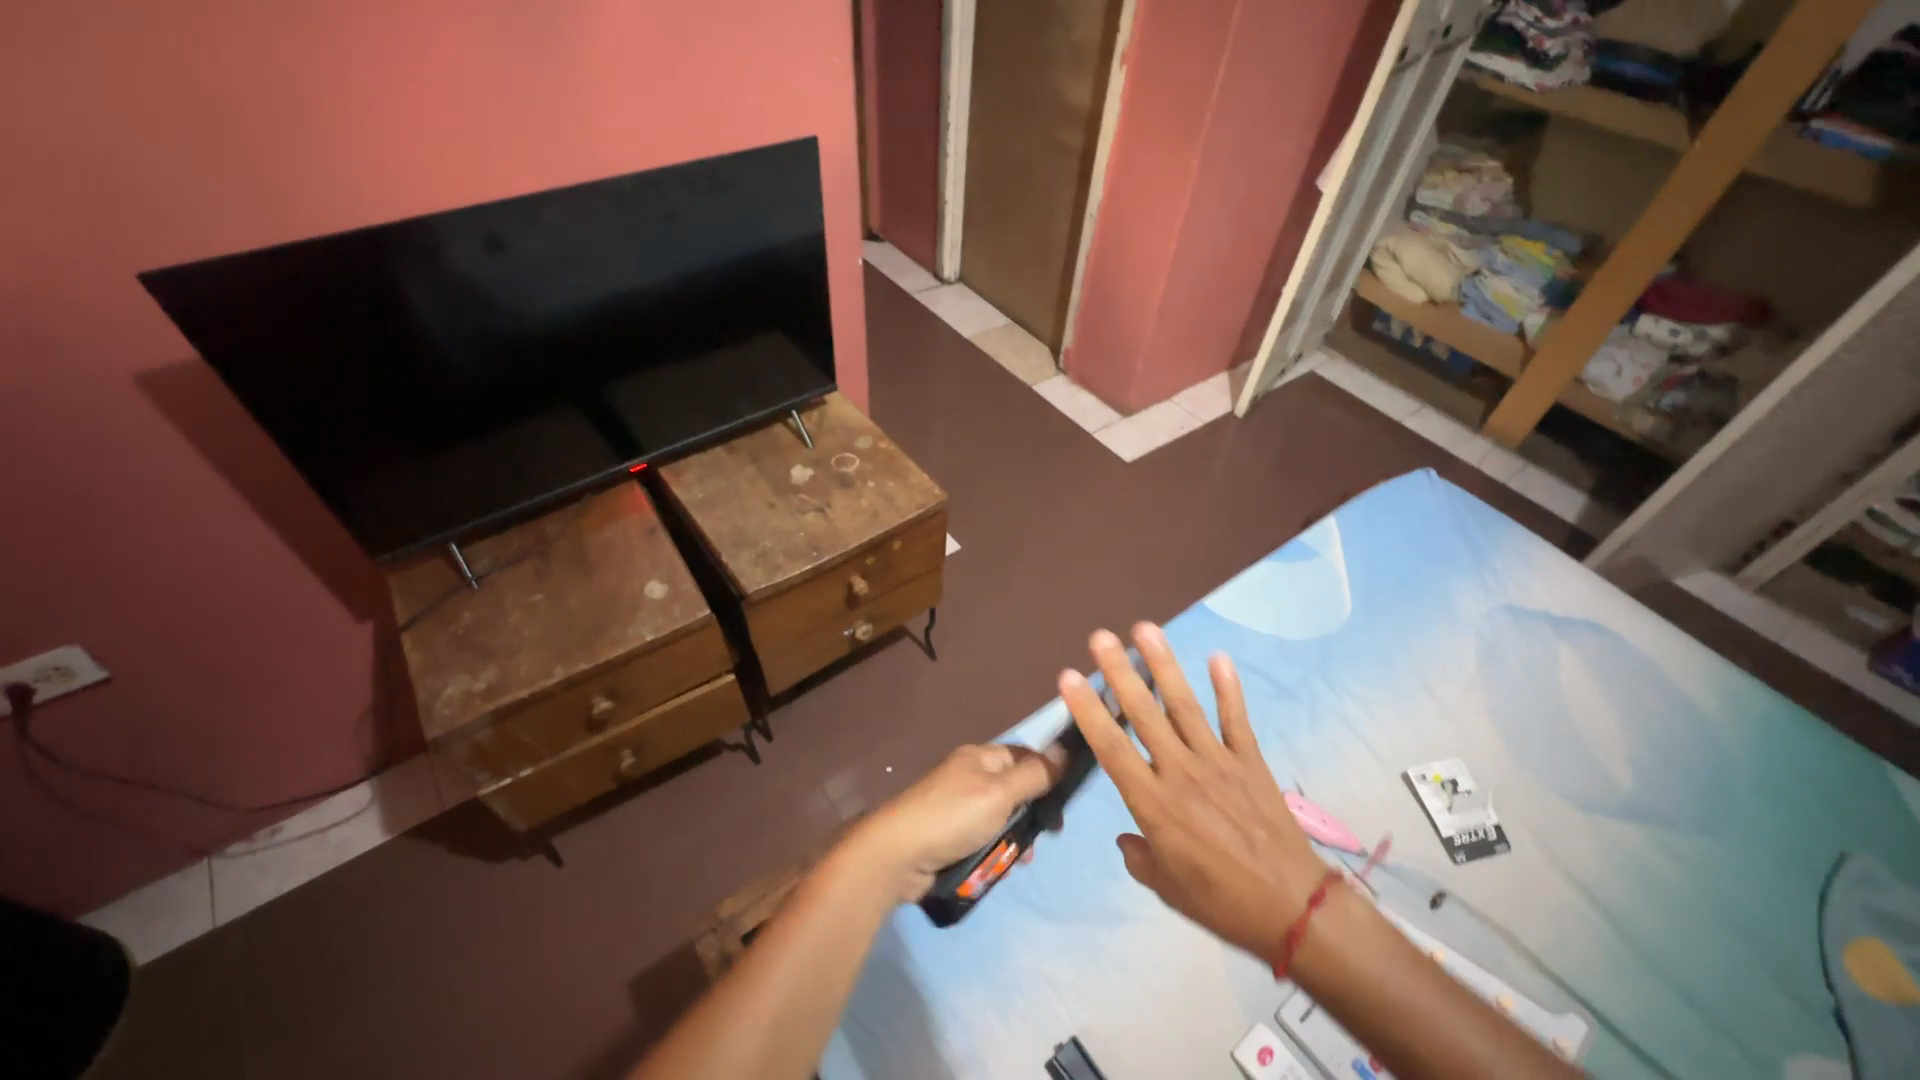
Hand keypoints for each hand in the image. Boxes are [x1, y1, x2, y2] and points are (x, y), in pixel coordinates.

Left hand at [850, 743, 1064, 902]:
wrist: (898, 856)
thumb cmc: (952, 817)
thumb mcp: (999, 793)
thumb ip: (1034, 774)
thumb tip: (1063, 749)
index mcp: (979, 758)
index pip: (1024, 756)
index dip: (1047, 774)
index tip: (1065, 799)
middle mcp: (969, 779)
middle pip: (1015, 793)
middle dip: (1031, 816)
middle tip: (1045, 836)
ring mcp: (958, 810)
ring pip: (1003, 822)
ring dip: (1014, 841)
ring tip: (1020, 859)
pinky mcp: (951, 838)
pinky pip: (985, 842)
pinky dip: (994, 854)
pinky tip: (1000, 867)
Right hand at [1058, 623, 1327, 963]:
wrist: (1291, 907)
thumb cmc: (1220, 901)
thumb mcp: (1166, 887)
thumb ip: (1139, 857)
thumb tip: (1128, 838)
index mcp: (1153, 804)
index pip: (1111, 748)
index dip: (1088, 710)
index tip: (1069, 677)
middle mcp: (1181, 772)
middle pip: (1145, 714)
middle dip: (1121, 672)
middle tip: (1101, 637)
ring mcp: (1218, 762)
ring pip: (1185, 706)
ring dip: (1164, 665)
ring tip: (1146, 629)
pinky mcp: (1251, 762)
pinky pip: (1236, 719)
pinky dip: (1228, 688)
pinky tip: (1218, 658)